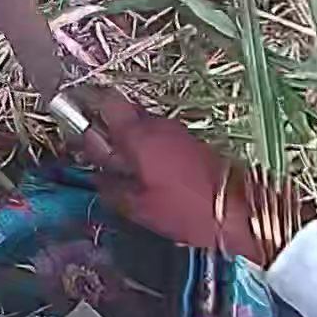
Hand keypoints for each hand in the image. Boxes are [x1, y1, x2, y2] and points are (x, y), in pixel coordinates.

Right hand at [77, 88, 265, 261]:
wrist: (245, 215)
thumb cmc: (186, 210)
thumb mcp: (139, 207)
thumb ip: (110, 188)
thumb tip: (94, 177)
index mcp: (137, 135)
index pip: (104, 101)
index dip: (85, 103)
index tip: (71, 117)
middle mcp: (155, 125)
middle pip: (120, 111)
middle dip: (103, 124)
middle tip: (93, 149)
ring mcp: (176, 131)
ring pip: (140, 123)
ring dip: (125, 137)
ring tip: (118, 166)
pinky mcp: (190, 142)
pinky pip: (157, 135)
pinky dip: (144, 146)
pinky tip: (143, 171)